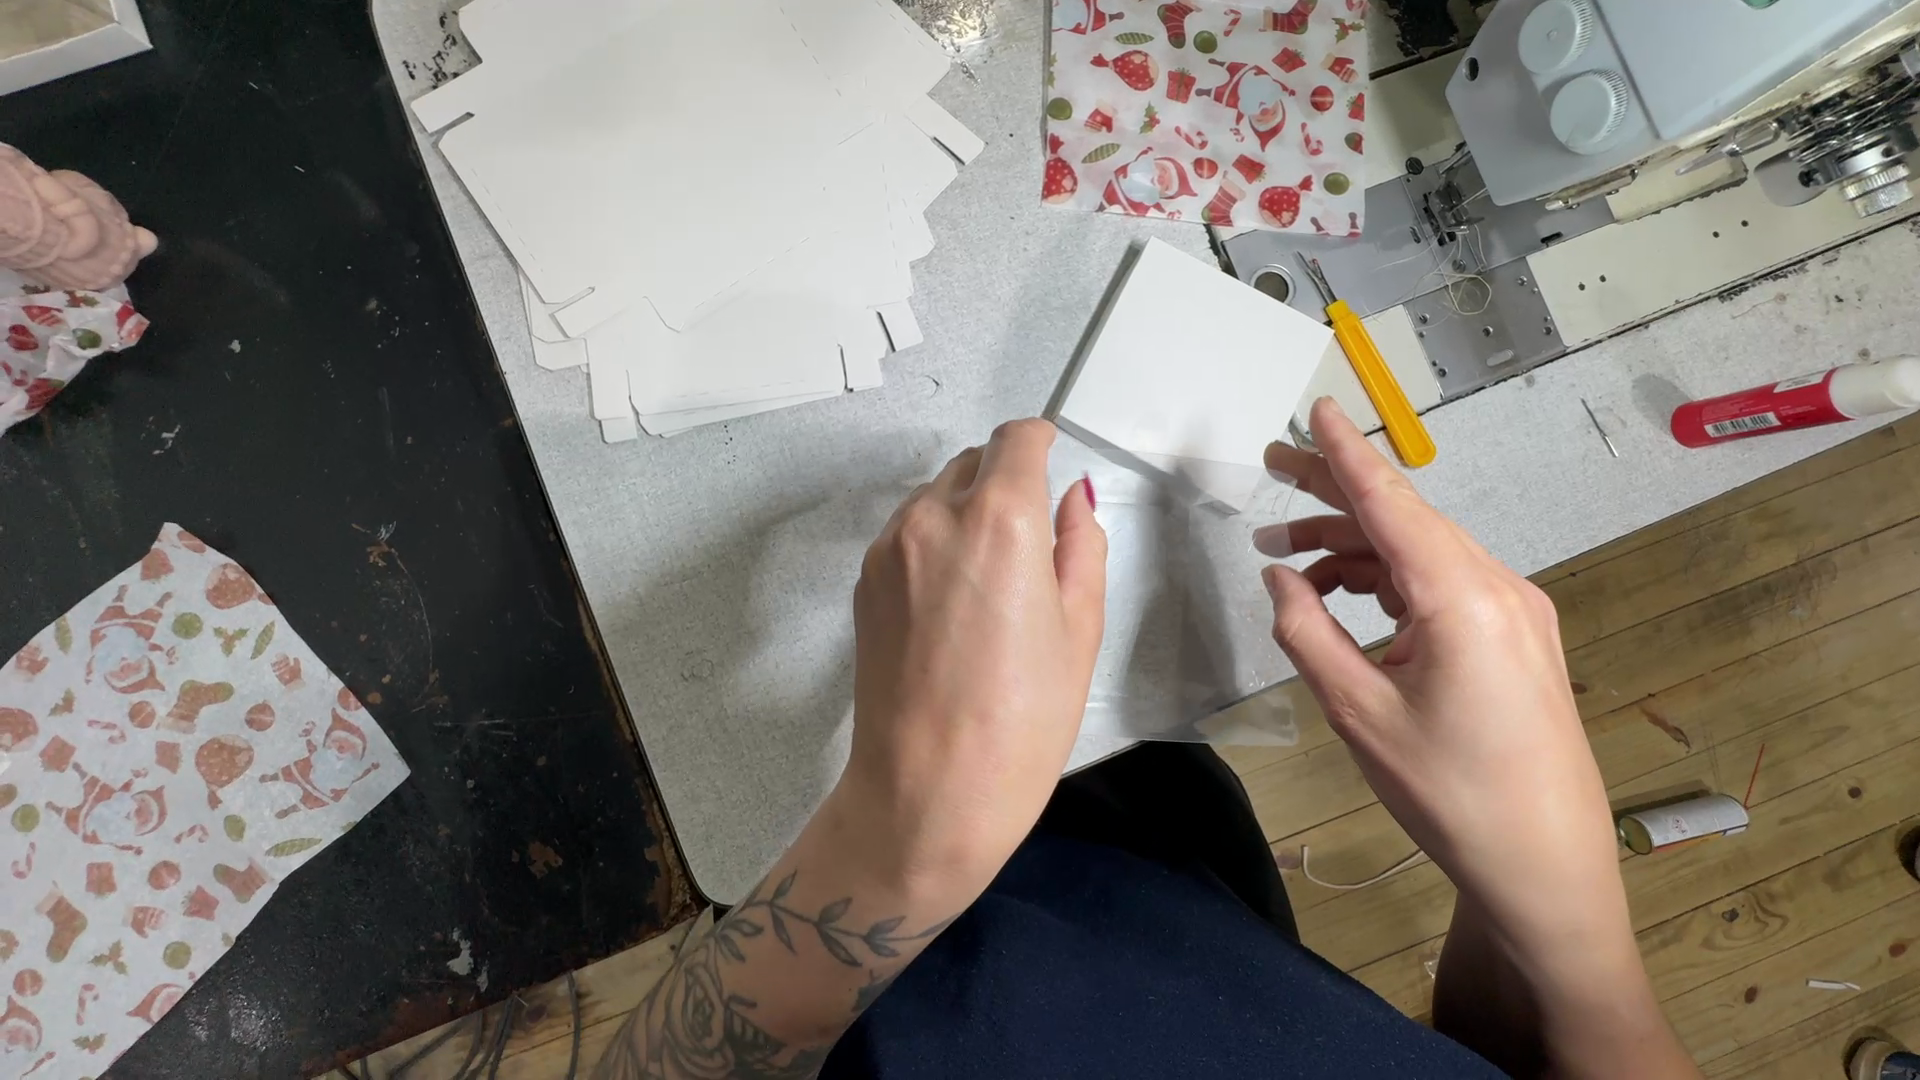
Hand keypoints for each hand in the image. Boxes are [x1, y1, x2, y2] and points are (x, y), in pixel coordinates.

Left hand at [835, 419, 1106, 902]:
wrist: (925, 791)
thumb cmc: (1022, 722)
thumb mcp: (1080, 631)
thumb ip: (1081, 545)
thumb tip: (1071, 498)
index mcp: (1000, 521)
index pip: (1016, 439)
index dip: (1040, 441)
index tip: (1051, 458)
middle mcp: (934, 517)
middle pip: (973, 461)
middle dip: (1005, 479)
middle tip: (1029, 542)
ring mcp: (889, 547)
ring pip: (936, 494)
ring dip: (967, 509)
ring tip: (987, 582)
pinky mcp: (864, 579)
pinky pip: (907, 531)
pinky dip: (934, 540)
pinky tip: (950, 603)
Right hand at [1260, 398, 1625, 954]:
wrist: (1544, 865)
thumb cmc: (1447, 790)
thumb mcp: (1356, 711)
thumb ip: (1307, 632)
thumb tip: (1280, 577)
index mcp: (1462, 598)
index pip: (1391, 503)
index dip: (1345, 454)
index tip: (1315, 410)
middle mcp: (1496, 587)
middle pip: (1402, 518)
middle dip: (1332, 493)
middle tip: (1271, 468)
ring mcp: (1511, 610)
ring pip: (1415, 552)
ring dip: (1349, 547)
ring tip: (1284, 558)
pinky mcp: (1510, 635)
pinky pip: (1434, 584)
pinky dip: (1380, 579)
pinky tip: (1338, 594)